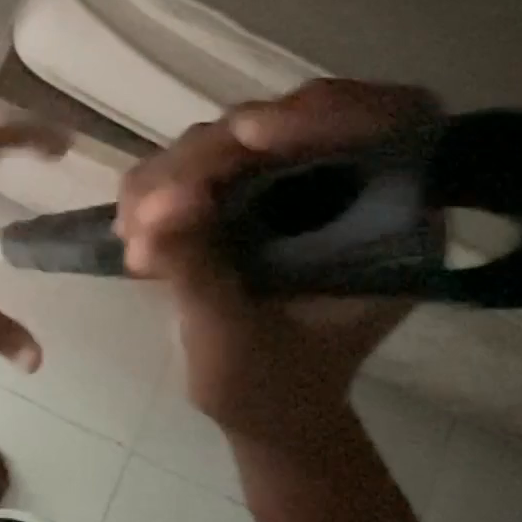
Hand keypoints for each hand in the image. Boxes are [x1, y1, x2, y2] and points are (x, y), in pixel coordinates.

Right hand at [116, 79, 439, 437]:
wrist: (264, 411)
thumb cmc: (272, 388)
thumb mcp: (234, 340)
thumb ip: (198, 271)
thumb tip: (152, 208)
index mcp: (388, 218)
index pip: (390, 118)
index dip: (330, 109)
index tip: (252, 138)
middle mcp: (342, 184)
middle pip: (283, 120)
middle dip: (209, 157)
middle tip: (153, 211)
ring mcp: (286, 184)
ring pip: (225, 139)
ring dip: (169, 176)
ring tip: (134, 236)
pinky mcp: (239, 192)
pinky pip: (190, 164)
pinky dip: (153, 189)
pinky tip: (132, 233)